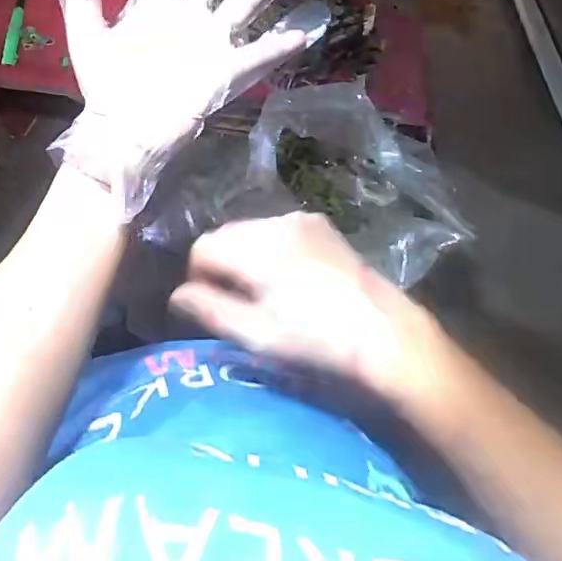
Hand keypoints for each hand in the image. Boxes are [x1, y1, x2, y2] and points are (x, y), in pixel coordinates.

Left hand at [51, 0, 327, 214]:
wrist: (122, 133)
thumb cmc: (107, 85)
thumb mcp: (88, 34)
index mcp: (157, 1)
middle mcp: (190, 14)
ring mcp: (211, 42)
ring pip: (243, 3)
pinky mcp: (225, 73)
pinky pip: (256, 57)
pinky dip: (278, 46)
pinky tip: (303, 30)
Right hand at [169, 212, 427, 391]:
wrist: (384, 332)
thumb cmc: (316, 341)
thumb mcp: (257, 335)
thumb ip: (211, 310)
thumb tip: (177, 296)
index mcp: (257, 247)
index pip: (202, 247)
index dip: (198, 277)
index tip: (212, 306)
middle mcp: (275, 222)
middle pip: (225, 234)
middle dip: (222, 264)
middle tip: (237, 303)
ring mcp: (301, 219)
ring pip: (250, 231)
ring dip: (246, 255)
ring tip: (264, 292)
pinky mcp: (320, 225)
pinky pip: (277, 230)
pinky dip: (271, 249)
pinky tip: (289, 279)